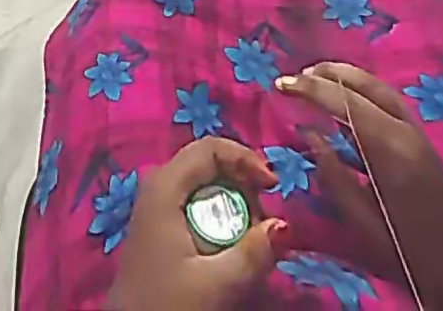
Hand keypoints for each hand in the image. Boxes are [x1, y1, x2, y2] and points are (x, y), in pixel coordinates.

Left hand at [108, 137, 286, 310]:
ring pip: (205, 183)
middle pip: (209, 163)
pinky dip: (221, 215)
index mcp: (165, 184)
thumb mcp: (214, 284)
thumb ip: (252, 254)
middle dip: (243, 185)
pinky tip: (233, 245)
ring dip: (235, 202)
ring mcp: (158, 201)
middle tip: (265, 222)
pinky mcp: (161, 221)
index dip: (245, 158)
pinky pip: (197, 201)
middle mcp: (159, 182)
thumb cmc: (166, 305)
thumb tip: (285, 225)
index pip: (210, 147)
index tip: (273, 186)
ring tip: (253, 238)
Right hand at [276, 63, 442, 300]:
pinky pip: (384, 95)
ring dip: (341, 74)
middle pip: (361, 84)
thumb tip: (307, 133)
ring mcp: (416, 129)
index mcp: (390, 150)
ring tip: (311, 75)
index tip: (280, 85)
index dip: (309, 89)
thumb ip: (333, 174)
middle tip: (291, 78)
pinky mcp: (420, 134)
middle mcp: (405, 130)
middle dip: (322, 75)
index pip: (343, 101)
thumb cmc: (409, 251)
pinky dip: (358, 85)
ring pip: (375, 84)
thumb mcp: (362, 222)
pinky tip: (342, 92)